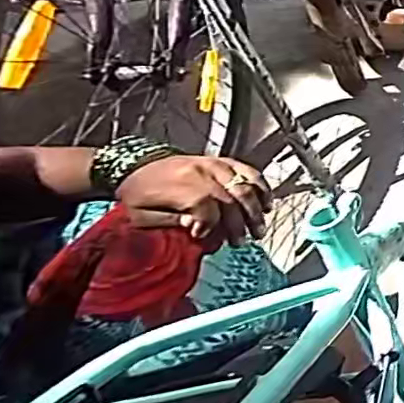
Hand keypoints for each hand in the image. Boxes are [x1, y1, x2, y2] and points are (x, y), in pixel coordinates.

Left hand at [115, 154, 272, 249]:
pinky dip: (261, 187)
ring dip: (256, 208)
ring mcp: (216, 163)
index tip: (203, 237)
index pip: (207, 206)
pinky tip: (266, 202)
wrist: (137, 165)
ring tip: (259, 227)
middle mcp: (203, 171)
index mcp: (181, 184)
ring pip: (246, 184)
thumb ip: (171, 221)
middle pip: (232, 198)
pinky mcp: (223, 160)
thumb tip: (197, 226)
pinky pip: (250, 171)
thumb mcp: (141, 215)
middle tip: (242, 241)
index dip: (209, 225)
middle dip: (240, 223)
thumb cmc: (138, 194)